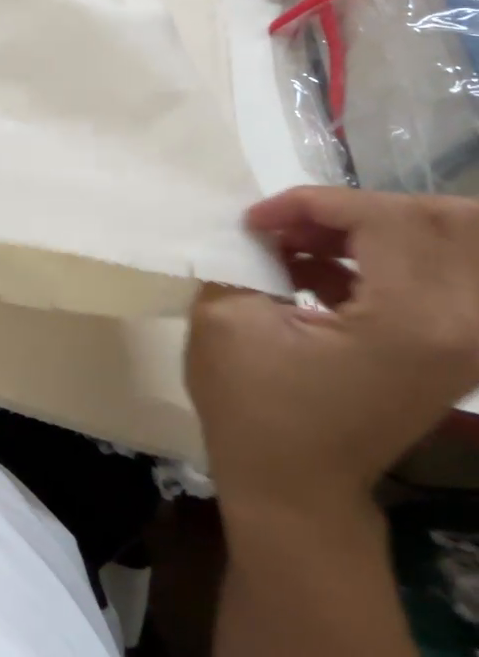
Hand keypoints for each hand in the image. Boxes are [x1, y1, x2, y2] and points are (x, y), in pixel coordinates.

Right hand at [187, 185, 478, 510]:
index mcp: (413, 319)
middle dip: (361, 208)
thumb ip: (250, 261)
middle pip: (451, 221)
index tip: (255, 221)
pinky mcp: (460, 348)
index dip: (315, 203)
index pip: (389, 218)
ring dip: (377, 231)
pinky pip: (447, 277)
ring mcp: (473, 339)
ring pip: (457, 244)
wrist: (294, 480)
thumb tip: (269, 230)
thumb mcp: (228, 319)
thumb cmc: (252, 403)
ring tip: (304, 247)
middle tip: (294, 225)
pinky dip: (387, 260)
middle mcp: (468, 324)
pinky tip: (321, 276)